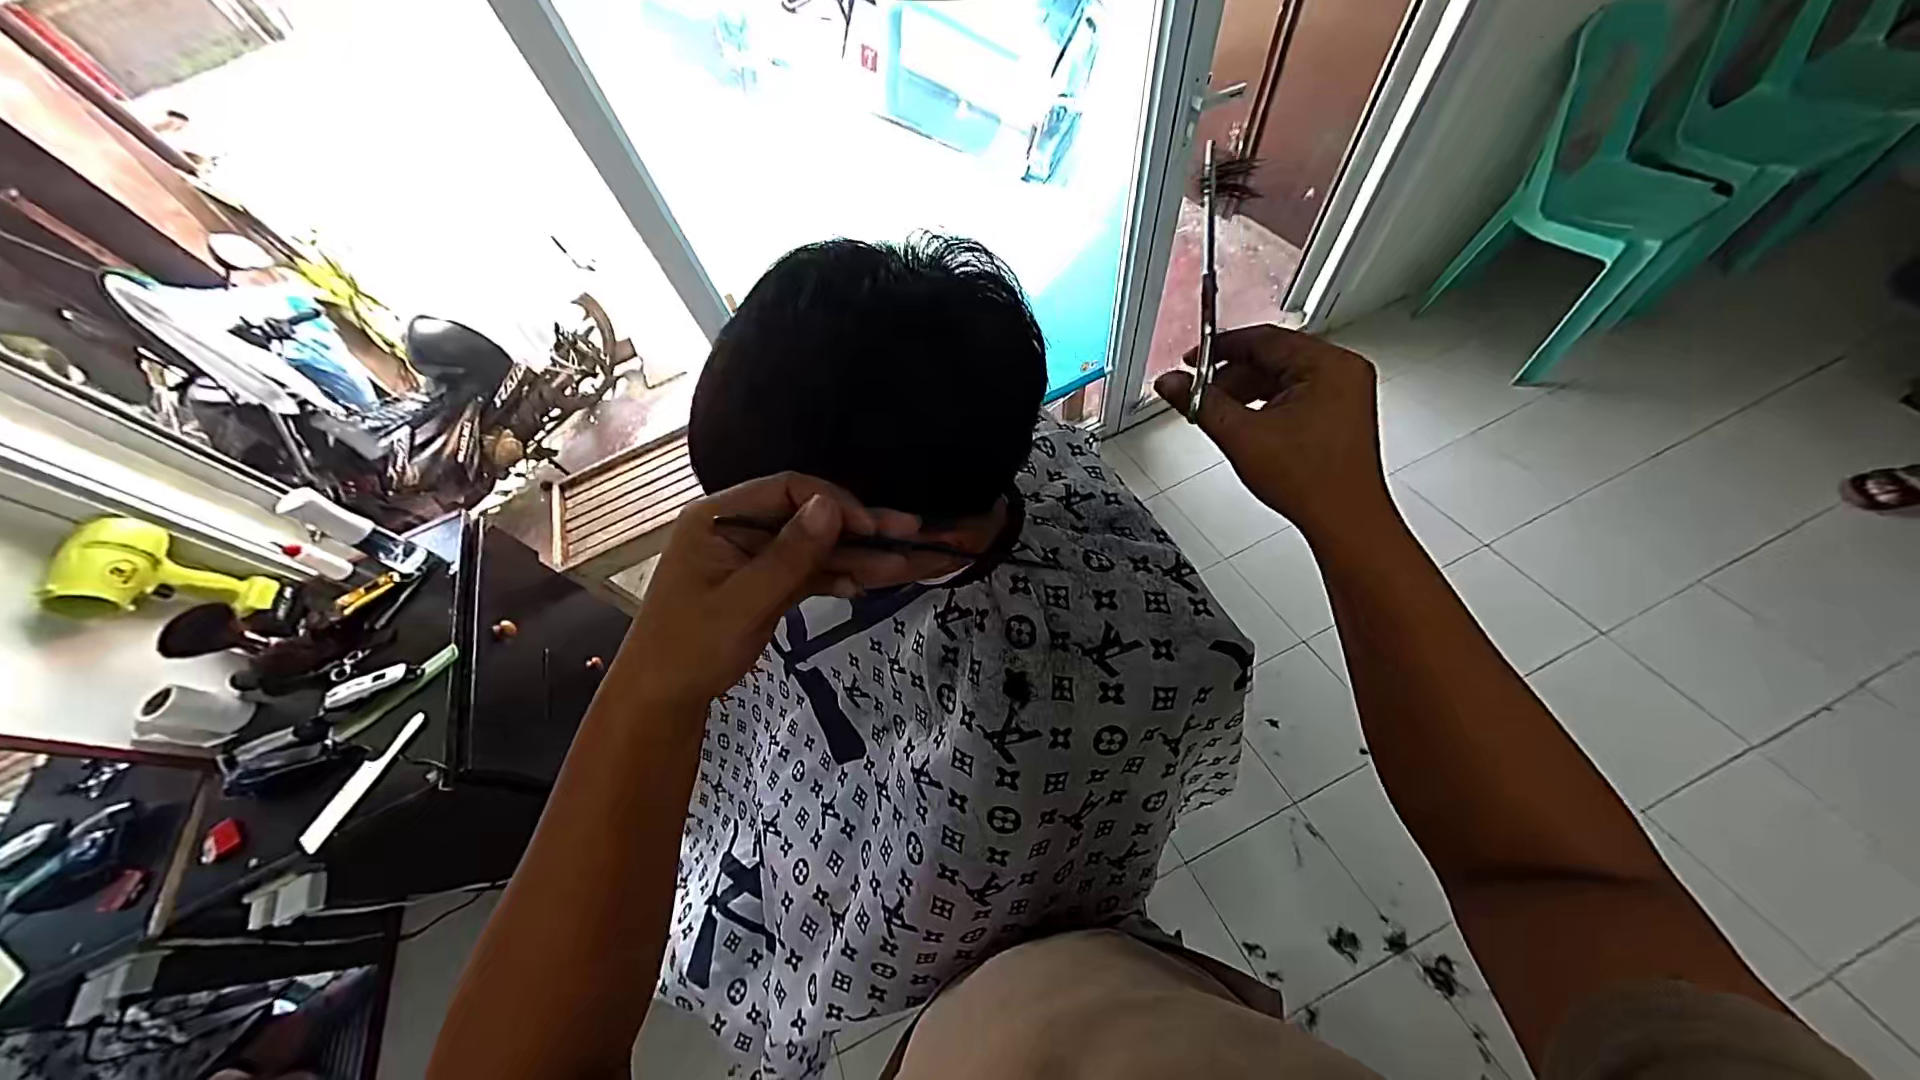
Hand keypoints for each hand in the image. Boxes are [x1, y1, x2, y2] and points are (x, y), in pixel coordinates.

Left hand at [618, 473, 915, 709]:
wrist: (663, 697)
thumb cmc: (690, 649)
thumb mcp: (742, 603)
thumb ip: (789, 556)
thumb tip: (831, 506)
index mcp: (719, 518)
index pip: (787, 491)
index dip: (834, 504)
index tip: (871, 528)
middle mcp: (739, 528)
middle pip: (810, 517)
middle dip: (862, 529)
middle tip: (912, 532)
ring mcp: (755, 555)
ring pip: (817, 547)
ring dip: (860, 556)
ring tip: (910, 560)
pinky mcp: (766, 581)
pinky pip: (810, 571)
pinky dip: (839, 577)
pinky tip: (868, 583)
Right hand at [1155, 324, 1391, 541]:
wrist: (1343, 519)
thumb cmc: (1313, 481)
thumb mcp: (1242, 435)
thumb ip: (1201, 403)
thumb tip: (1172, 383)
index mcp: (1327, 366)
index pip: (1263, 339)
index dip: (1219, 349)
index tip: (1193, 359)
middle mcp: (1342, 373)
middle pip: (1271, 357)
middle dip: (1230, 375)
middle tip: (1199, 391)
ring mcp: (1343, 393)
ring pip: (1280, 377)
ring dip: (1244, 391)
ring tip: (1217, 412)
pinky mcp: (1337, 413)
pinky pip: (1293, 394)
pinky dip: (1263, 404)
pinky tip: (1243, 423)